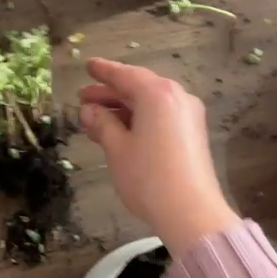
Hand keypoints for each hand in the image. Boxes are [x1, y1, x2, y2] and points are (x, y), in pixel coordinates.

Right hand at [78, 58, 239, 250]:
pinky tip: (122, 132)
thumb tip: (89, 111)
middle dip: (111, 93)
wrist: (190, 211)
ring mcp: (188, 116)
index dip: (104, 72)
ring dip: (123, 109)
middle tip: (84, 98)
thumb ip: (102, 124)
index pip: (126, 75)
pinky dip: (139, 120)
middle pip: (139, 88)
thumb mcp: (117, 149)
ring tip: (97, 120)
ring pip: (150, 105)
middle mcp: (177, 97)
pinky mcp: (192, 135)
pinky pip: (161, 117)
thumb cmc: (148, 177)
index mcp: (157, 95)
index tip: (88, 66)